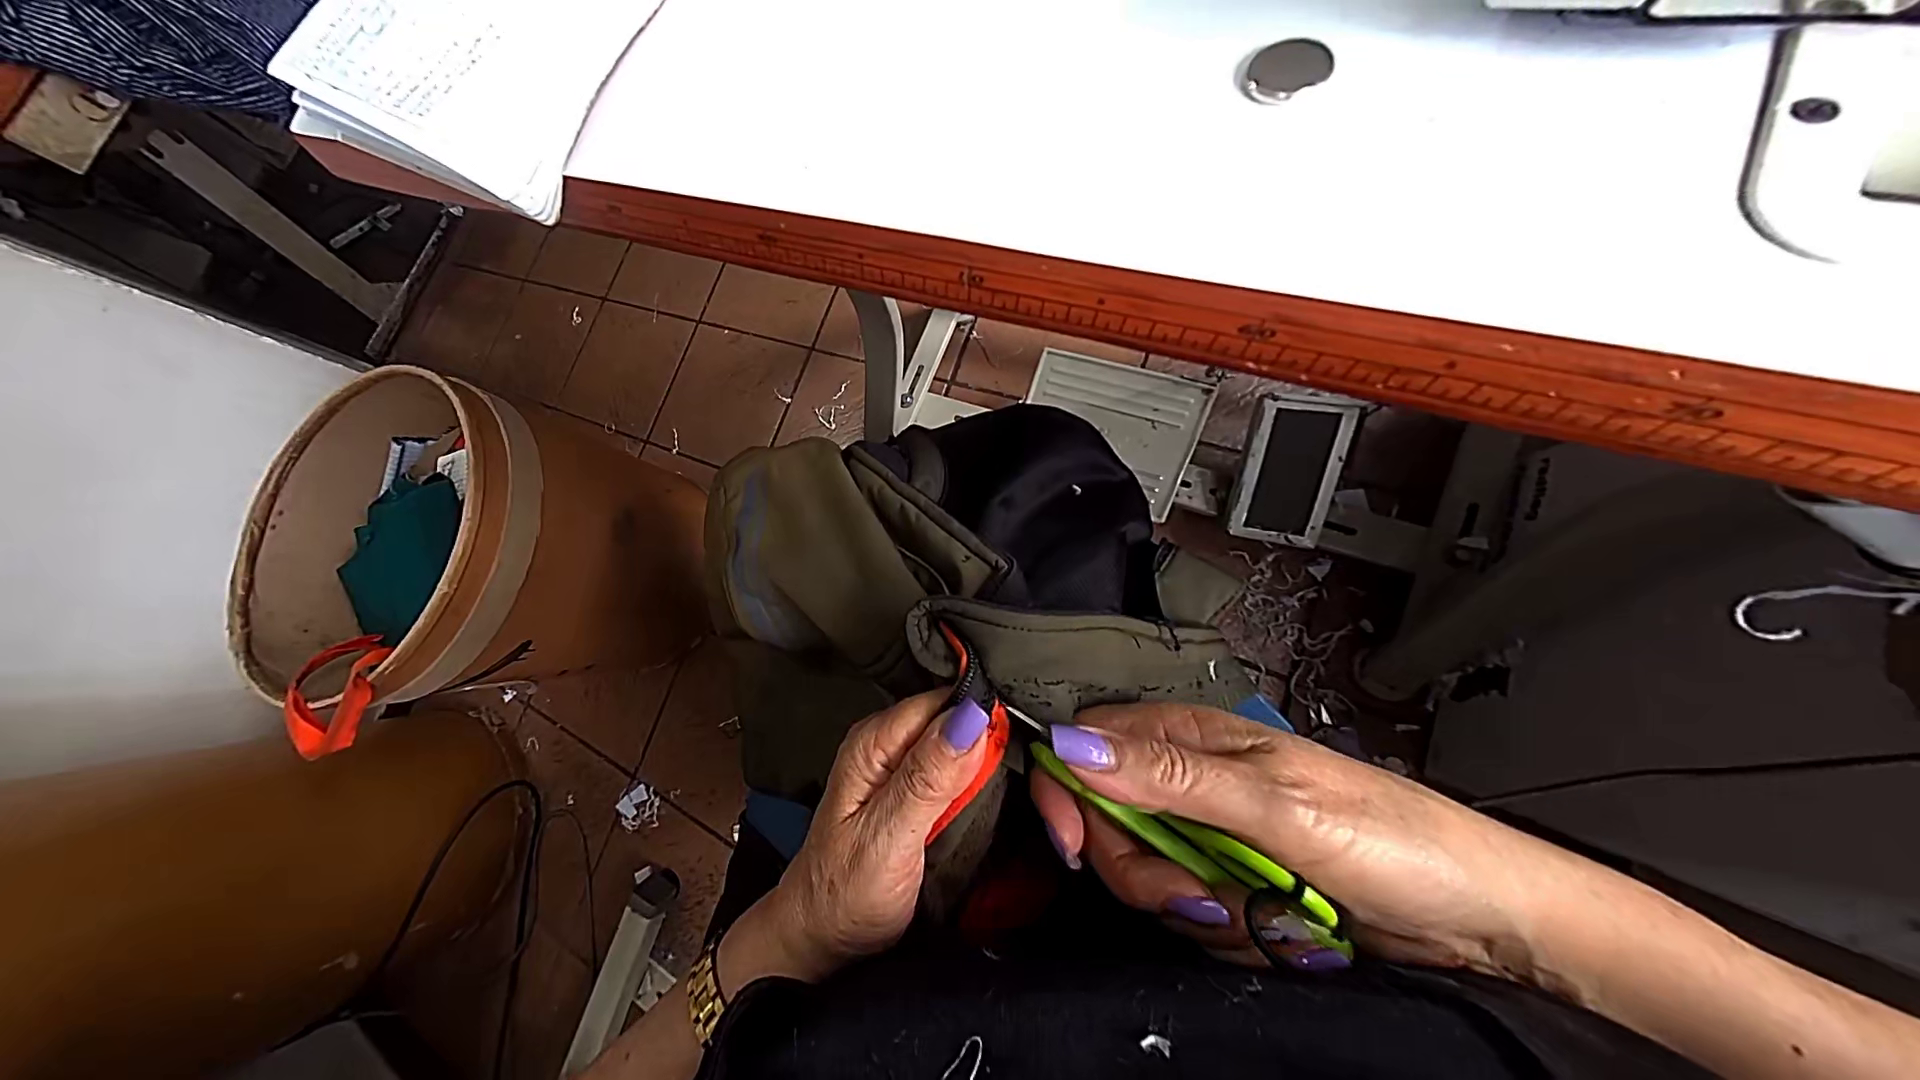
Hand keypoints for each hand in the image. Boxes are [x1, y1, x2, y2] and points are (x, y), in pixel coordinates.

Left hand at [729, 691, 992, 986]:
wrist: (824, 938)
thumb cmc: (844, 895)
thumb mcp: (888, 838)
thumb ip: (928, 779)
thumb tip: (971, 719)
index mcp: (873, 742)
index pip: (941, 701)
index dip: (981, 713)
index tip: (1017, 736)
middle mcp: (887, 743)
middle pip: (952, 715)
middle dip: (989, 731)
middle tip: (1022, 763)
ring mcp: (901, 765)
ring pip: (959, 739)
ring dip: (988, 753)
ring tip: (1014, 774)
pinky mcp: (916, 787)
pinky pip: (957, 764)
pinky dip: (979, 772)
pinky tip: (995, 784)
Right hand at [1032, 702, 1576, 982]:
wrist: (1481, 918)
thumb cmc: (1393, 838)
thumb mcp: (1274, 803)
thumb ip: (1171, 776)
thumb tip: (1075, 744)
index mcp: (1193, 737)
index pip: (1091, 743)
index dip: (1069, 787)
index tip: (1075, 842)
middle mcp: (1192, 779)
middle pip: (1109, 818)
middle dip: (1142, 869)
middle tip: (1198, 894)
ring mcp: (1211, 833)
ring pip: (1147, 872)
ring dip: (1191, 908)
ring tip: (1258, 911)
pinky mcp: (1231, 880)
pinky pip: (1188, 912)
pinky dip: (1223, 931)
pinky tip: (1274, 928)